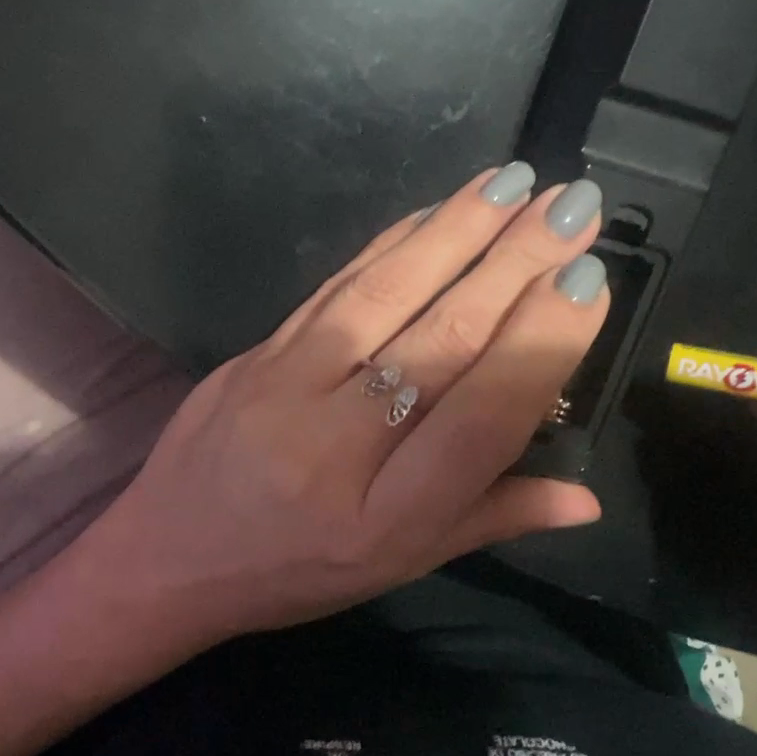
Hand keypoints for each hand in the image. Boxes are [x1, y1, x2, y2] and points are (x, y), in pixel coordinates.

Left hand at [56, 164, 610, 646]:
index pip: (479, 421)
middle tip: (575, 206)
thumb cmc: (291, 572)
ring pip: (384, 297)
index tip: (587, 281)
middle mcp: (337, 444)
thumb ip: (486, 522)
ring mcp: (287, 388)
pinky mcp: (256, 354)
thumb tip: (588, 499)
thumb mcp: (393, 568)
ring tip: (516, 183)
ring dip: (455, 231)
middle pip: (439, 343)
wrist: (168, 554)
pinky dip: (389, 245)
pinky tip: (431, 212)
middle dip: (514, 264)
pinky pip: (334, 289)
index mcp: (385, 518)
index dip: (539, 347)